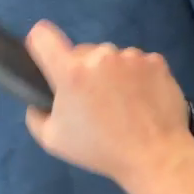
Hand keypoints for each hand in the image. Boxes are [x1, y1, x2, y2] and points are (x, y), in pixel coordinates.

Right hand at [24, 21, 193, 187]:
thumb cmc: (100, 150)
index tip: (46, 60)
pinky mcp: (156, 61)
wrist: (155, 157)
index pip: (42, 36)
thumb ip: (36, 115)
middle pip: (81, 52)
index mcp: (71, 72)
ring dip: (110, 73)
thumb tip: (39, 102)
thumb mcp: (52, 141)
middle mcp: (100, 56)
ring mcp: (131, 56)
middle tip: (92, 100)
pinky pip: (137, 63)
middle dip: (82, 70)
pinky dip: (136, 77)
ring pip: (110, 58)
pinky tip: (141, 100)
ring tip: (121, 103)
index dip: (40, 45)